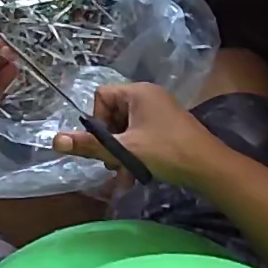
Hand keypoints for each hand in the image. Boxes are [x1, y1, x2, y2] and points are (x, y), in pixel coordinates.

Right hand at [50, 83, 236, 189]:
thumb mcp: (125, 150)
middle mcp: (149, 95)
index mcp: (138, 92)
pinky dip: (136, 152)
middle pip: (113, 113)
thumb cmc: (167, 152)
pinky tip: (137, 175)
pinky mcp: (169, 126)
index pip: (101, 96)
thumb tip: (56, 141)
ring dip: (122, 151)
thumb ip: (90, 145)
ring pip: (127, 128)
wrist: (210, 168)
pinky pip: (142, 134)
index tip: (105, 143)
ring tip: (125, 174)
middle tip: (114, 163)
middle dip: (110, 140)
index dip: (98, 120)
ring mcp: (161, 110)